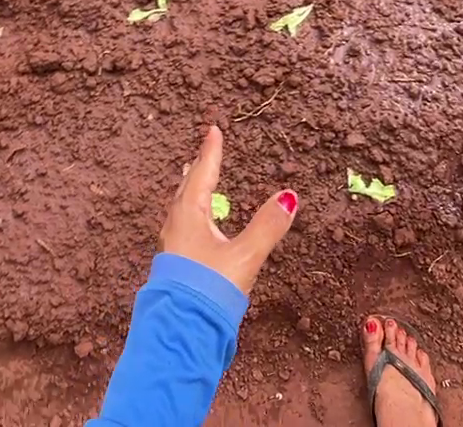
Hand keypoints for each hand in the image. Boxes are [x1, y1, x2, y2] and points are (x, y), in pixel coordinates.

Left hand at [160, 125, 297, 294]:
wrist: (181, 331)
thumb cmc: (210, 289)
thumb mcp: (244, 256)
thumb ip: (267, 226)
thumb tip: (289, 196)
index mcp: (190, 214)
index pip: (203, 173)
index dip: (210, 151)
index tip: (212, 130)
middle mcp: (177, 224)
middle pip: (188, 188)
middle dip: (198, 168)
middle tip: (203, 152)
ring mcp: (172, 245)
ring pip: (182, 207)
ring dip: (191, 190)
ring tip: (196, 181)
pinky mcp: (175, 263)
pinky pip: (182, 224)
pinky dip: (190, 211)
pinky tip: (196, 226)